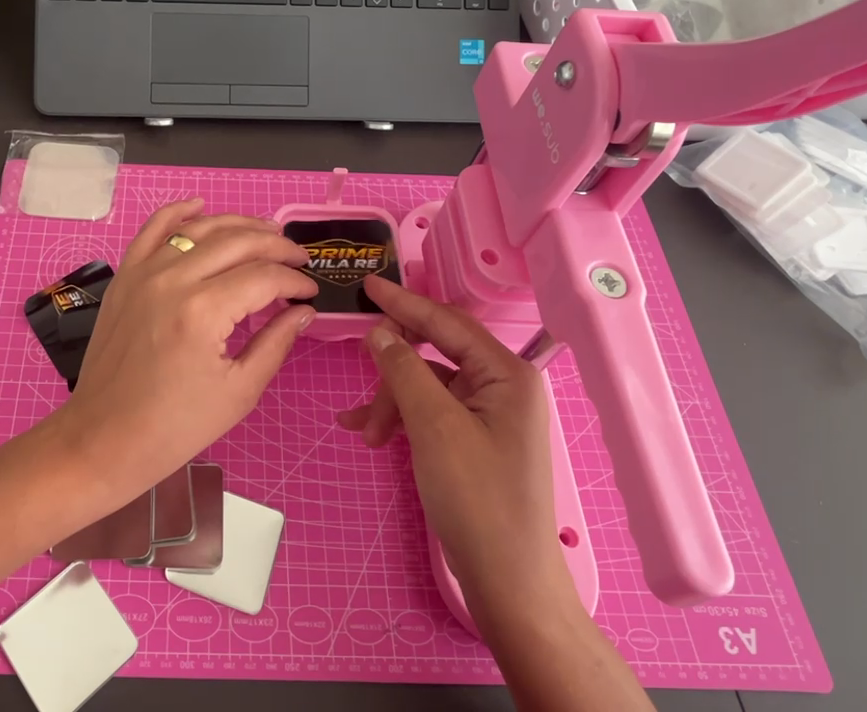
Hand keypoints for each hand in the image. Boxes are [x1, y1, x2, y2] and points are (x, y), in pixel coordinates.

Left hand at [51, 198, 317, 510]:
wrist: (104, 437)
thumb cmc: (175, 426)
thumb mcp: (239, 392)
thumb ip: (276, 343)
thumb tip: (303, 310)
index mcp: (204, 312)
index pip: (264, 277)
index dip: (294, 282)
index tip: (310, 293)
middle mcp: (173, 280)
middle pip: (237, 242)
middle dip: (276, 246)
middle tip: (298, 260)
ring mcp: (144, 273)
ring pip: (200, 228)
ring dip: (238, 225)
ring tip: (268, 233)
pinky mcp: (125, 277)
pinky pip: (152, 230)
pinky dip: (177, 212)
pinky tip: (200, 205)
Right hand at [337, 276, 584, 626]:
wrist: (507, 580)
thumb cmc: (477, 498)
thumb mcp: (434, 427)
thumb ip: (404, 370)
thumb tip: (380, 331)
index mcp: (507, 373)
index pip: (447, 321)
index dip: (404, 302)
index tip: (368, 285)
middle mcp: (502, 385)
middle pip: (434, 353)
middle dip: (393, 370)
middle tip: (360, 381)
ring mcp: (490, 414)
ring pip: (427, 385)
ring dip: (392, 402)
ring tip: (365, 434)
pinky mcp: (475, 440)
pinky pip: (431, 412)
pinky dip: (400, 419)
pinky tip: (368, 434)